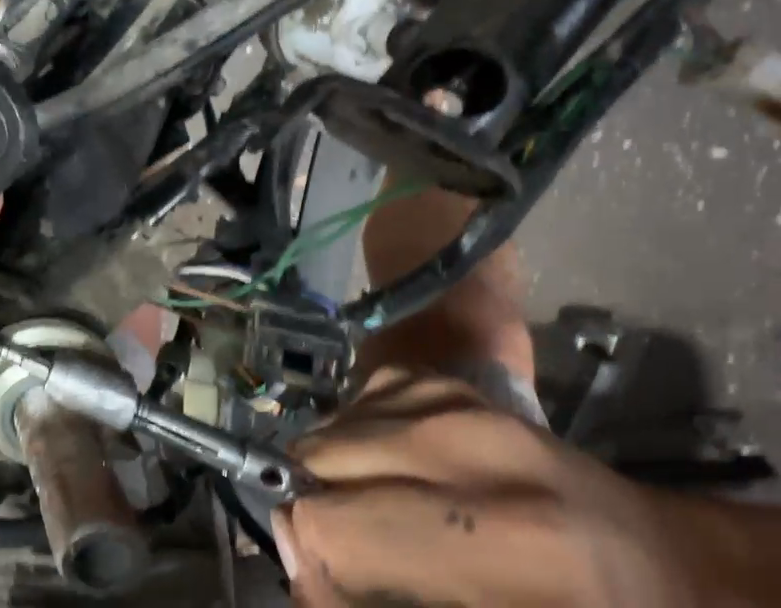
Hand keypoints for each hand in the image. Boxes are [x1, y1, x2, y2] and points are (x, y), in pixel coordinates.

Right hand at [275, 368, 689, 607]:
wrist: (666, 561)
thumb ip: (390, 595)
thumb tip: (302, 575)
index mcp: (507, 534)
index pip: (328, 521)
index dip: (311, 562)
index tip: (326, 590)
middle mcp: (466, 446)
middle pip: (314, 465)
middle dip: (313, 512)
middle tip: (347, 555)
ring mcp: (451, 400)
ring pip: (324, 432)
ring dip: (330, 477)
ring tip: (372, 515)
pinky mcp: (440, 382)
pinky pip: (351, 406)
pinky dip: (352, 443)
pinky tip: (389, 473)